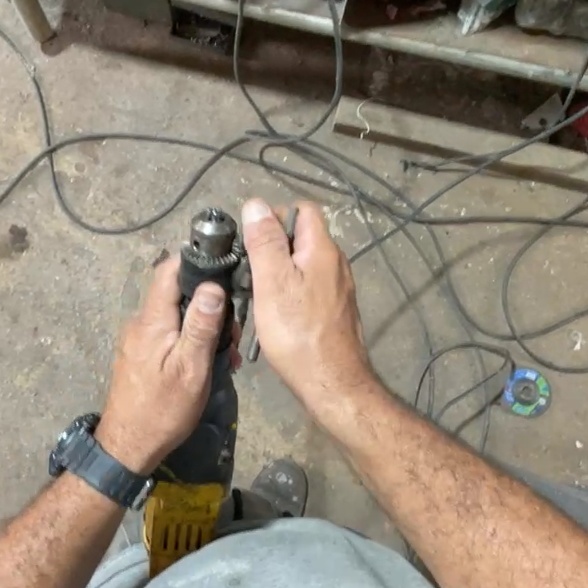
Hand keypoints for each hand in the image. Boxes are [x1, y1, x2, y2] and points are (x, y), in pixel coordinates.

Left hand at [94, 257, 226, 476]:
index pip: (169, 270)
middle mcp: (141, 323)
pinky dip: (190, 342)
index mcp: (152, 320)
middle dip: (209, 305)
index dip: (196, 262)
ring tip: (226, 354)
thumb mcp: (190, 368)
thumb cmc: (162, 409)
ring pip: (176, 316)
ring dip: (203, 328)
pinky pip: (169, 335)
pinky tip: (207, 364)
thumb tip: (212, 285)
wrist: (128, 447)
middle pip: (177, 293)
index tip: (225, 271)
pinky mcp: (141, 355)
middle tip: (233, 333)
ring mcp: (139, 340)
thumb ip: (201, 326)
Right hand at [241, 198, 378, 417]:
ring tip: (257, 294)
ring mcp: (338, 288)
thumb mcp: (273, 282)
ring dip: (278, 273)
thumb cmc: (298, 333)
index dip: (274, 217)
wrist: (332, 383)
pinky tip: (276, 314)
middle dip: (272, 247)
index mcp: (323, 250)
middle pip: (302, 237)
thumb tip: (256, 204)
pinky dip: (290, 292)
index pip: (303, 210)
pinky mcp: (335, 309)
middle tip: (249, 272)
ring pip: (303, 264)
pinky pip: (309, 287)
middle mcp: (336, 263)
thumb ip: (265, 242)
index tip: (252, 242)